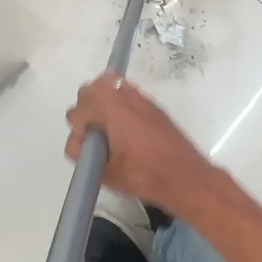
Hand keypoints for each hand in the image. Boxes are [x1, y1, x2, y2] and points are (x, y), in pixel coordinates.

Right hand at [65, 75, 216, 212]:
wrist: (184, 176)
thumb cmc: (142, 174)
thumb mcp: (103, 171)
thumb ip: (81, 152)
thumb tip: (79, 141)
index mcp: (109, 108)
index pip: (77, 111)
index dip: (79, 131)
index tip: (90, 147)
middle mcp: (123, 95)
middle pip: (90, 90)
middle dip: (87, 110)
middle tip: (95, 135)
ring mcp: (140, 97)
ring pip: (109, 85)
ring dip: (102, 104)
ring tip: (109, 130)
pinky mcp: (152, 104)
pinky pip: (126, 93)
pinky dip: (118, 104)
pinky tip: (125, 130)